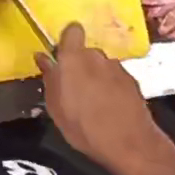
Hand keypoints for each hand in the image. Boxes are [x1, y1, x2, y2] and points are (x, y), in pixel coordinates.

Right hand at [36, 23, 174, 174]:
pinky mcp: (132, 80)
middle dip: (79, 65)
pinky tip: (108, 108)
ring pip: (100, 66)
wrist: (129, 143)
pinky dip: (110, 87)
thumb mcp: (55, 106)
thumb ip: (49, 77)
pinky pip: (114, 78)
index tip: (61, 56)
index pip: (72, 31)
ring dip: (95, 77)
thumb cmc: (83, 126)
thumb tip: (42, 57)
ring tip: (92, 103)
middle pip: (85, 52)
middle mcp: (97, 57)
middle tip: (72, 89)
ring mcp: (117, 68)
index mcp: (74, 59)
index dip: (67, 40)